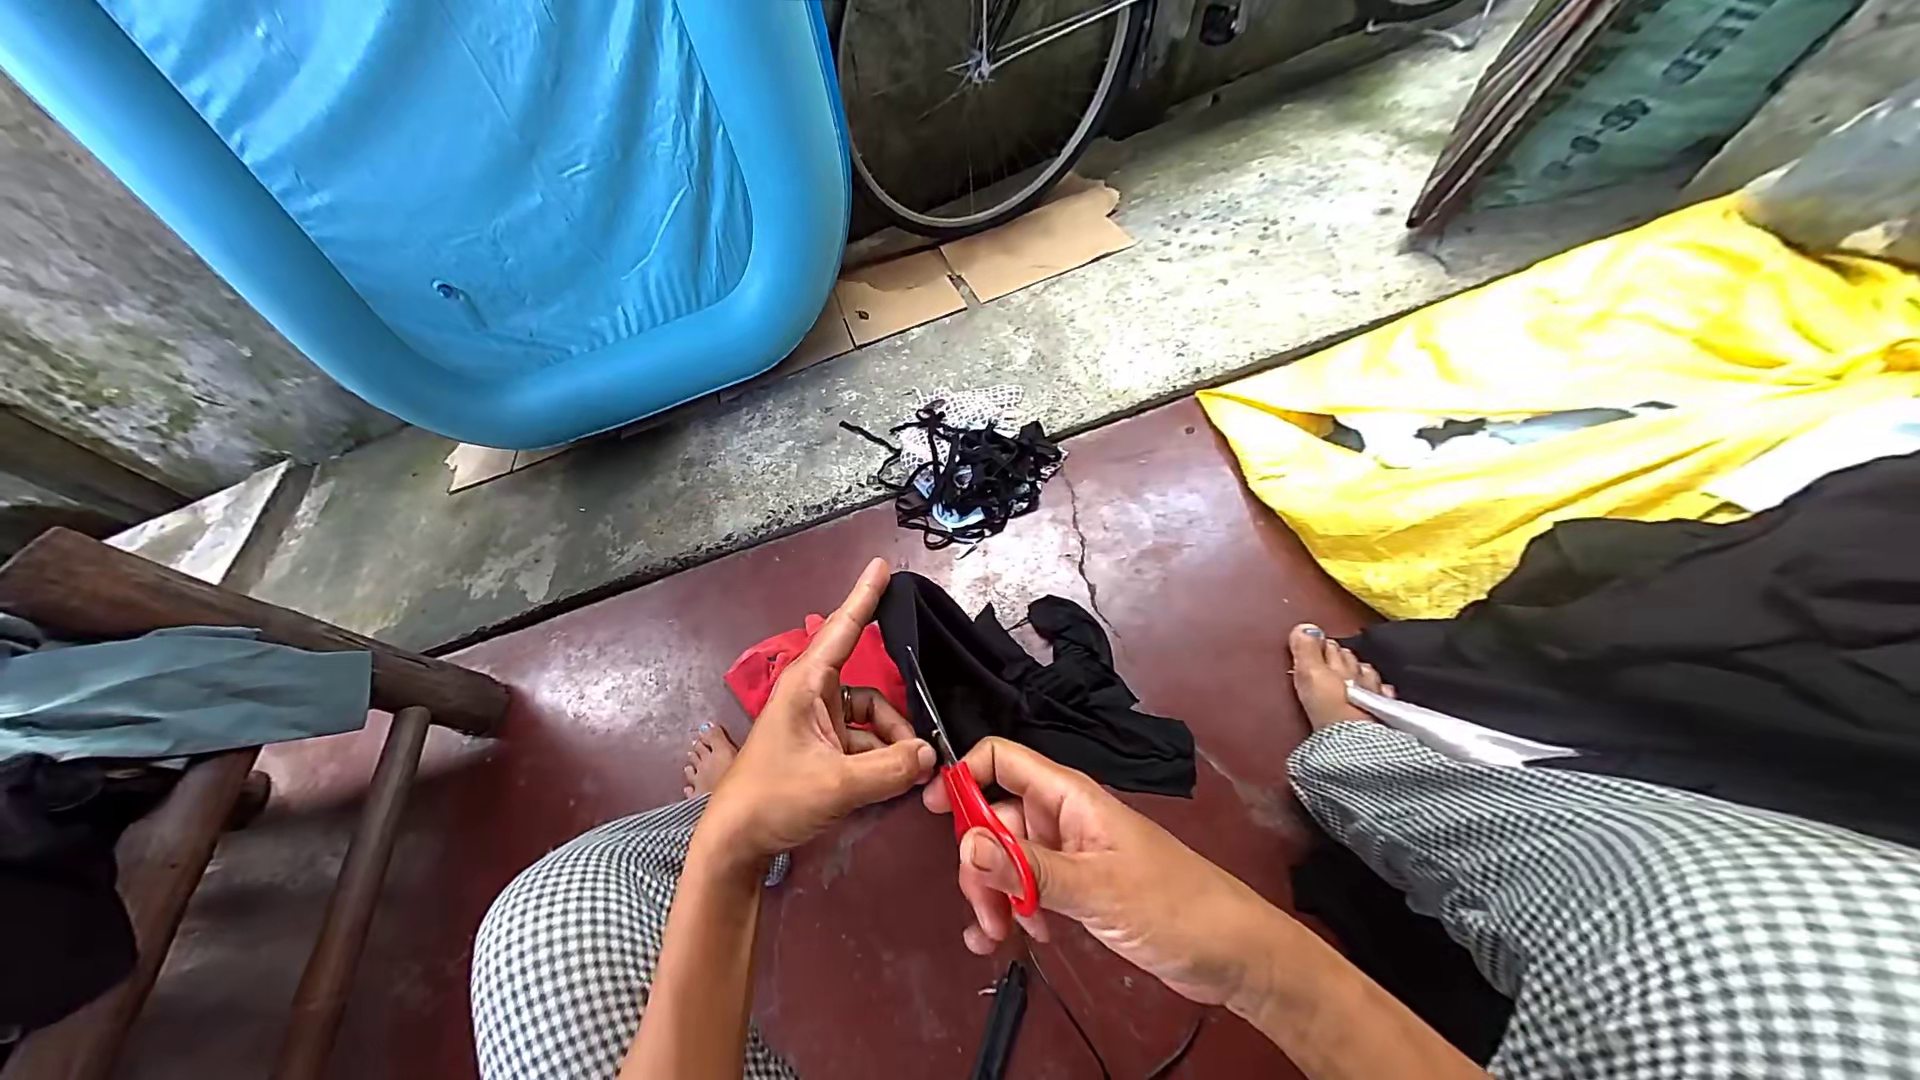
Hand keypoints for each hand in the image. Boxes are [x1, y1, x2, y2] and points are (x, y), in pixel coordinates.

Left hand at [702, 558, 936, 862]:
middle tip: (924, 749)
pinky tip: (893, 782)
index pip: (843, 629)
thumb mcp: (837, 785)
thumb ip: (890, 769)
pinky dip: (882, 759)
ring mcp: (821, 722)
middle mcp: (816, 695)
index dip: (865, 596)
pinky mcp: (824, 747)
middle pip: (872, 692)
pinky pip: (866, 742)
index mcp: (808, 684)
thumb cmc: (773, 799)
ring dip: (893, 746)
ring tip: (907, 777)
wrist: (735, 844)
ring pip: (874, 720)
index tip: (882, 566)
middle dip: (897, 719)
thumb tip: (929, 756)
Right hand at [923, 737, 1292, 1010]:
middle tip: (987, 909)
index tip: (935, 809)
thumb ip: (1029, 868)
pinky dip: (1013, 909)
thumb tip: (966, 843)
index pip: (1003, 760)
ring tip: (1002, 935)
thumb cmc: (1173, 904)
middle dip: (980, 859)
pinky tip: (1018, 939)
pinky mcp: (1073, 884)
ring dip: (994, 892)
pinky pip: (1025, 886)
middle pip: (994, 816)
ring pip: (1006, 856)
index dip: (965, 774)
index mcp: (1068, 796)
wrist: (1231, 952)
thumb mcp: (1097, 888)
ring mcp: (1066, 850)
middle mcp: (1061, 816)